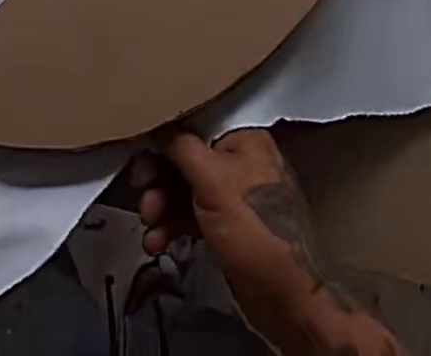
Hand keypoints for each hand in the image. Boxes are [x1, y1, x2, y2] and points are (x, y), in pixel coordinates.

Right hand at [132, 129, 403, 355]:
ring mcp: (235, 197)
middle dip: (159, 184)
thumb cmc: (256, 232)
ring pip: (185, 191)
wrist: (286, 300)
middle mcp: (242, 163)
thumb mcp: (212, 178)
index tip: (143, 163)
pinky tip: (160, 240)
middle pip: (185, 162)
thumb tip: (164, 133)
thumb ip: (183, 147)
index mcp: (245, 141)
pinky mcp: (228, 227)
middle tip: (146, 200)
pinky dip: (173, 226)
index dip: (163, 146)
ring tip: (152, 227)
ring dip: (162, 208)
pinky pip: (192, 216)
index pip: (194, 130)